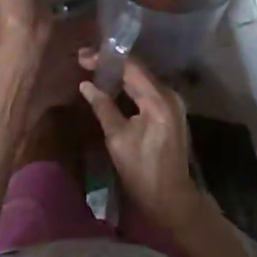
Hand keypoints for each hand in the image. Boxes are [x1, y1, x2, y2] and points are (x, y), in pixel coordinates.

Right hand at [78, 51, 205, 231]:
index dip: (105, 59)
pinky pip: (148, 90)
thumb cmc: (142, 171)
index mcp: (158, 99)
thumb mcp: (118, 138)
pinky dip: (130, 86)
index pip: (131, 67)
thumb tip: (86, 85)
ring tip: (95, 69)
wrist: (172, 199)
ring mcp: (173, 103)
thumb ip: (103, 107)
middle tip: (85, 60)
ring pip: (143, 79)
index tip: (82, 57)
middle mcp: (169, 95)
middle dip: (111, 64)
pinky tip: (113, 86)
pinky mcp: (171, 112)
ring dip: (120, 74)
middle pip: (138, 70)